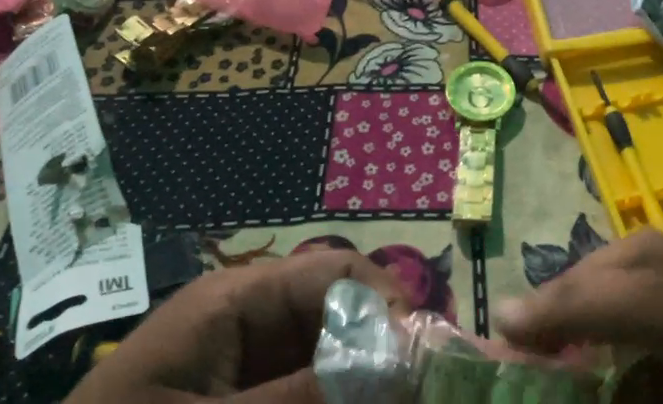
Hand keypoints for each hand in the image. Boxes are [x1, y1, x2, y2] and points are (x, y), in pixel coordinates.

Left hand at [67, 250, 405, 403]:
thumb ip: (301, 397)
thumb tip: (398, 364)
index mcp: (236, 299)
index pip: (333, 272)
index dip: (387, 303)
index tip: (425, 357)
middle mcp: (250, 318)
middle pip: (340, 314)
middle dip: (383, 349)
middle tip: (423, 389)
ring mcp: (248, 362)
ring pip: (328, 354)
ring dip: (364, 379)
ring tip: (403, 396)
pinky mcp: (245, 392)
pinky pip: (304, 385)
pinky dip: (334, 396)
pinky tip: (357, 402)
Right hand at [497, 231, 662, 403]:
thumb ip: (631, 395)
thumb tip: (555, 368)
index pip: (653, 298)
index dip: (571, 305)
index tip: (505, 322)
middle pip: (655, 258)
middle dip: (580, 286)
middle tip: (523, 321)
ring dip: (604, 280)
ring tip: (561, 318)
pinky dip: (640, 287)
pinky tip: (615, 319)